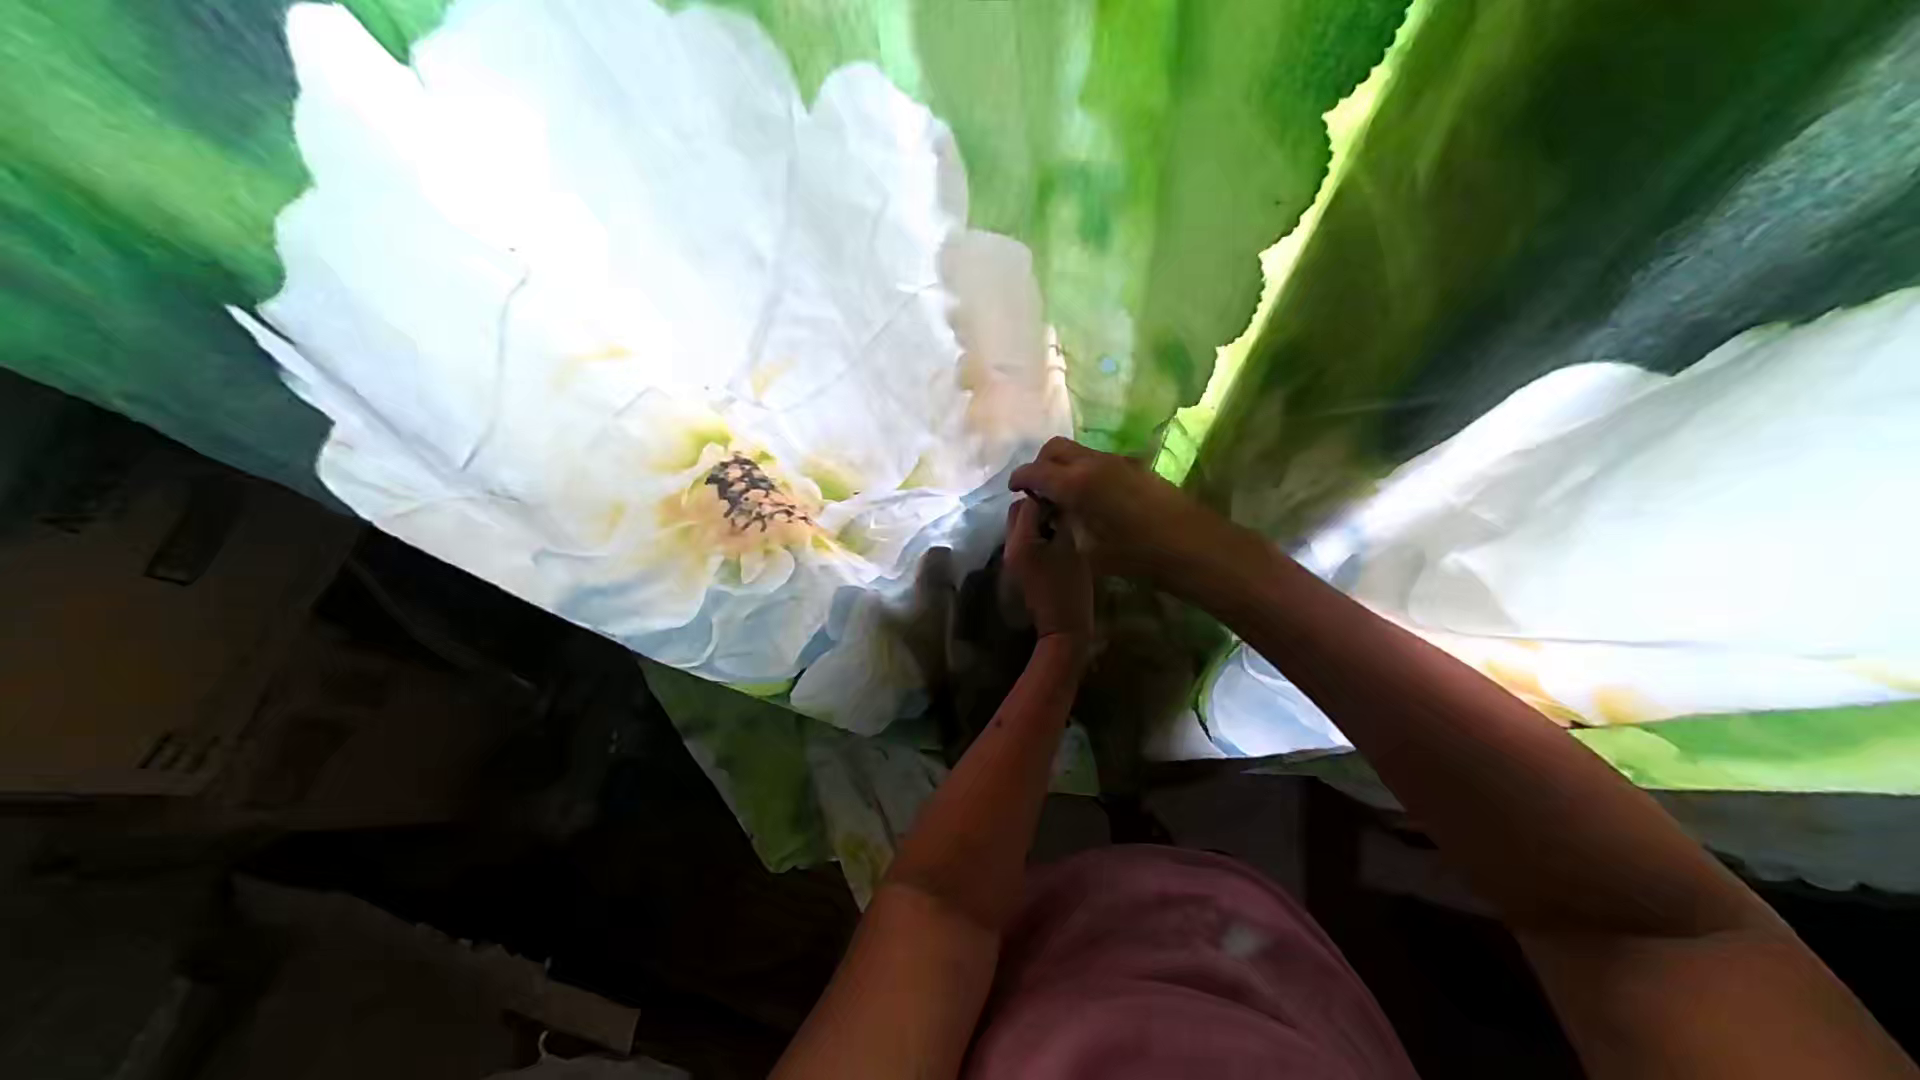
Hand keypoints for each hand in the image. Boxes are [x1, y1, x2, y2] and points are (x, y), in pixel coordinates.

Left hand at [1004, 495, 1094, 644]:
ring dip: (1036, 521)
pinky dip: (1035, 535)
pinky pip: (1022, 541)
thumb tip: (1058, 503)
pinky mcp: (1017, 569)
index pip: (1026, 504)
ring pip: (1018, 527)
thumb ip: (1061, 522)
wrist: (1062, 629)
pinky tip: (1054, 541)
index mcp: (1020, 541)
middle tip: (1062, 511)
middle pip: (1016, 513)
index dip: (1046, 495)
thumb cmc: (1071, 589)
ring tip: (1060, 525)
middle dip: (1037, 506)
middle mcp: (1009, 547)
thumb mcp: (1071, 549)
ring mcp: (1010, 560)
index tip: (1066, 497)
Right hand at [1009, 437, 1238, 585]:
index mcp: (1077, 483)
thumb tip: (1054, 512)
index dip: (1020, 479)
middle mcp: (1094, 463)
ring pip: (1078, 451)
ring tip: (1063, 495)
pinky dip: (1083, 469)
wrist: (1192, 546)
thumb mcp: (1088, 549)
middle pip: (1055, 448)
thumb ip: (1064, 524)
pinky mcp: (1134, 467)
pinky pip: (1097, 459)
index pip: (1036, 471)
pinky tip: (1090, 497)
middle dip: (1040, 464)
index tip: (1013, 489)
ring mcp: (1117, 461)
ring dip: (1063, 465)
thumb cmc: (1136, 555)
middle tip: (1037, 490)